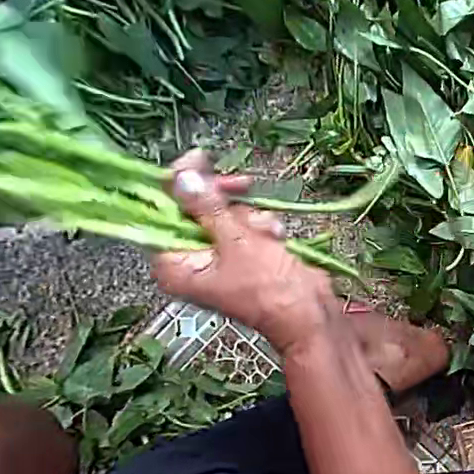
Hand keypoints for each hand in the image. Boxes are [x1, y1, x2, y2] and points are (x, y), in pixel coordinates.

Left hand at [151, 150, 337, 354]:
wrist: (310, 314)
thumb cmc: (270, 287)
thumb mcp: (237, 242)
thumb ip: (208, 207)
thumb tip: (182, 176)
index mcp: (174, 264)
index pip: (163, 212)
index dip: (181, 184)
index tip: (200, 159)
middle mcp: (191, 261)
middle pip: (196, 212)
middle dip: (225, 202)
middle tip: (243, 185)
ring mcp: (220, 259)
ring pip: (226, 217)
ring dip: (251, 217)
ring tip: (269, 232)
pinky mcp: (246, 258)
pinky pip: (246, 229)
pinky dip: (262, 228)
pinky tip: (277, 238)